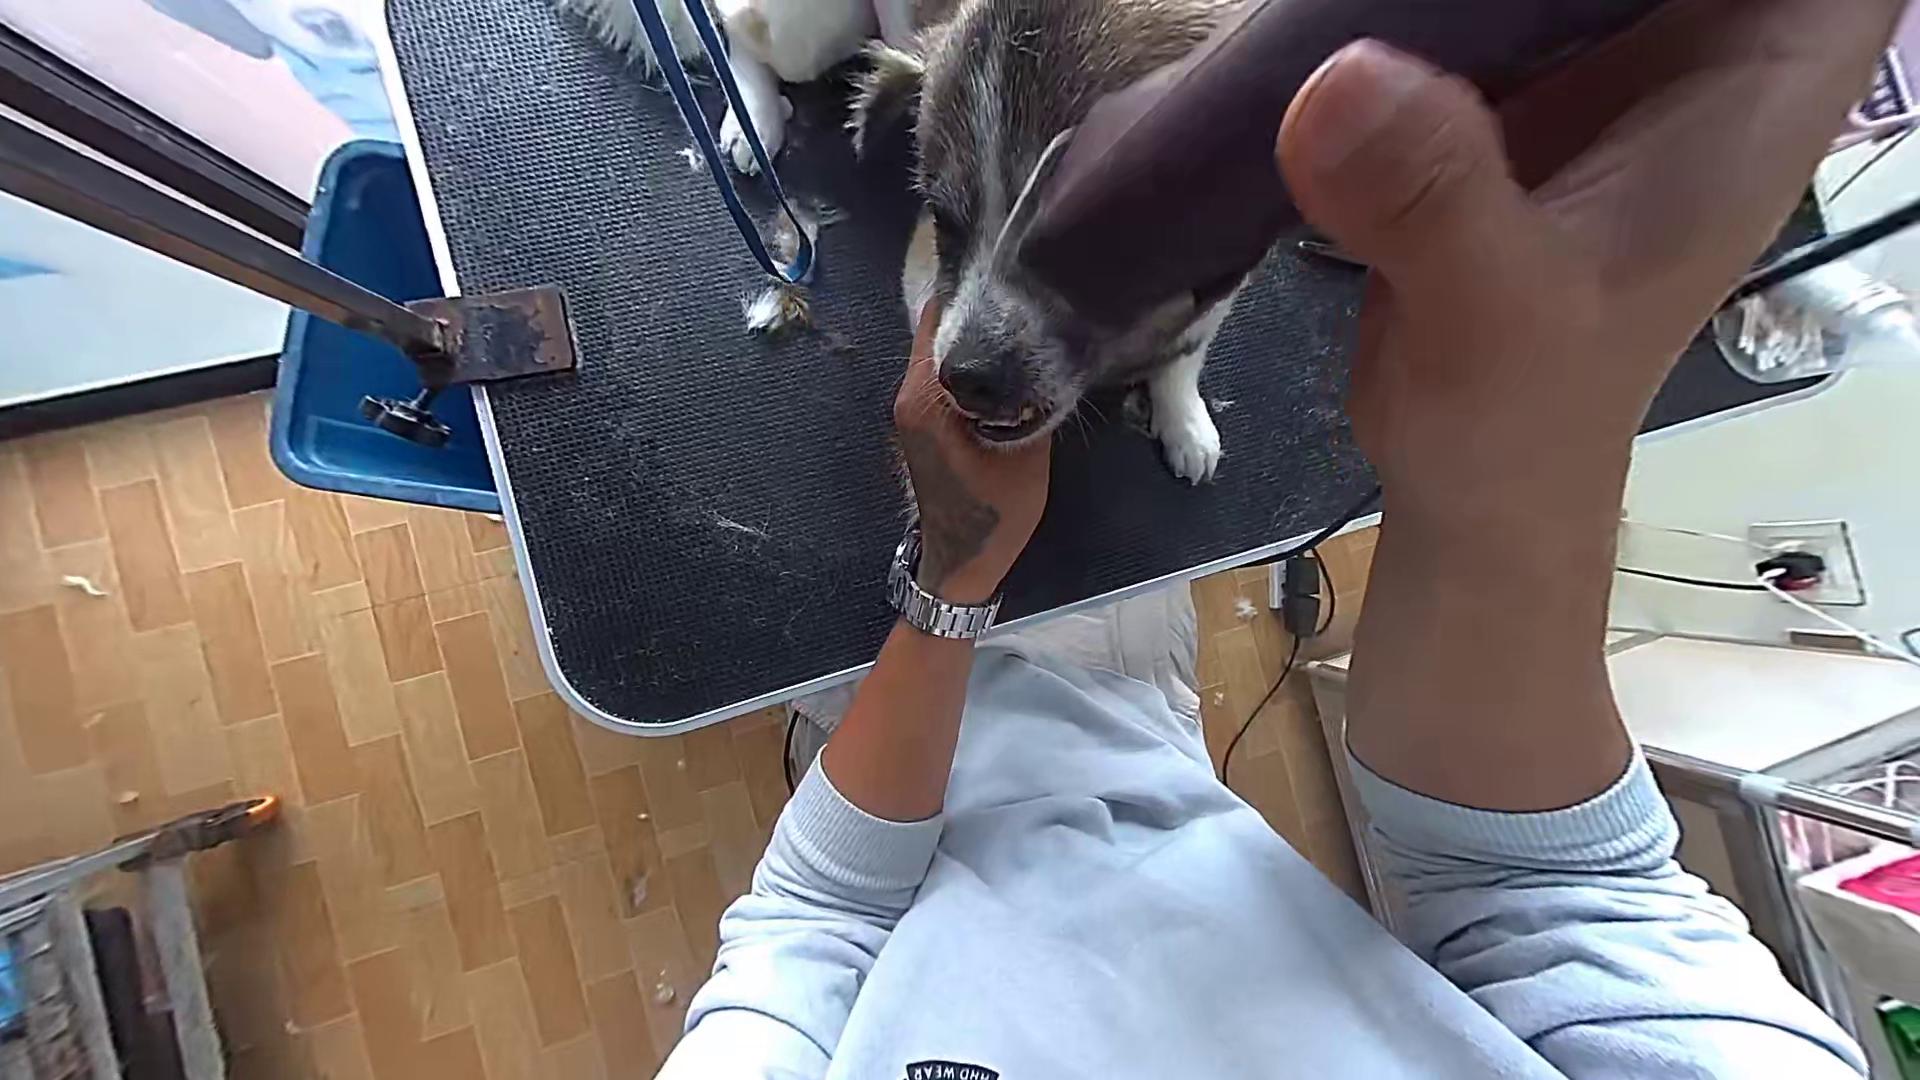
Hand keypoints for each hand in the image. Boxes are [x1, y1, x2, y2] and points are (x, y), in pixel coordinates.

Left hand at [895, 301, 1051, 604]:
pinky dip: (964, 365)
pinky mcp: (917, 423)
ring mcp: (907, 410)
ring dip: (971, 339)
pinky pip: (937, 377)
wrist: (963, 559)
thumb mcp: (1024, 454)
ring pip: (936, 352)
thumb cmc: (995, 513)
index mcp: (925, 400)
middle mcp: (906, 396)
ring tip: (1016, 326)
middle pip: (935, 330)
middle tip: (1022, 297)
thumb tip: (1037, 353)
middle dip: (976, 313)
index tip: (1012, 276)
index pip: (940, 318)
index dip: (975, 292)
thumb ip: (1026, 399)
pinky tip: (999, 364)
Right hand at [1277, 1, 1899, 810]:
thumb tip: (1326, 83)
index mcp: (1758, 56)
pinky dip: (1386, 58)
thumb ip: (1430, 197)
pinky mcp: (1480, 151)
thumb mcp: (1490, 304)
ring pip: (1512, 0)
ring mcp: (1570, 103)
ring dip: (1426, 5)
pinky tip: (1328, 59)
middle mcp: (1673, 57)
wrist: (1462, 476)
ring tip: (1336, 9)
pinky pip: (1439, 65)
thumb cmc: (1515, 410)